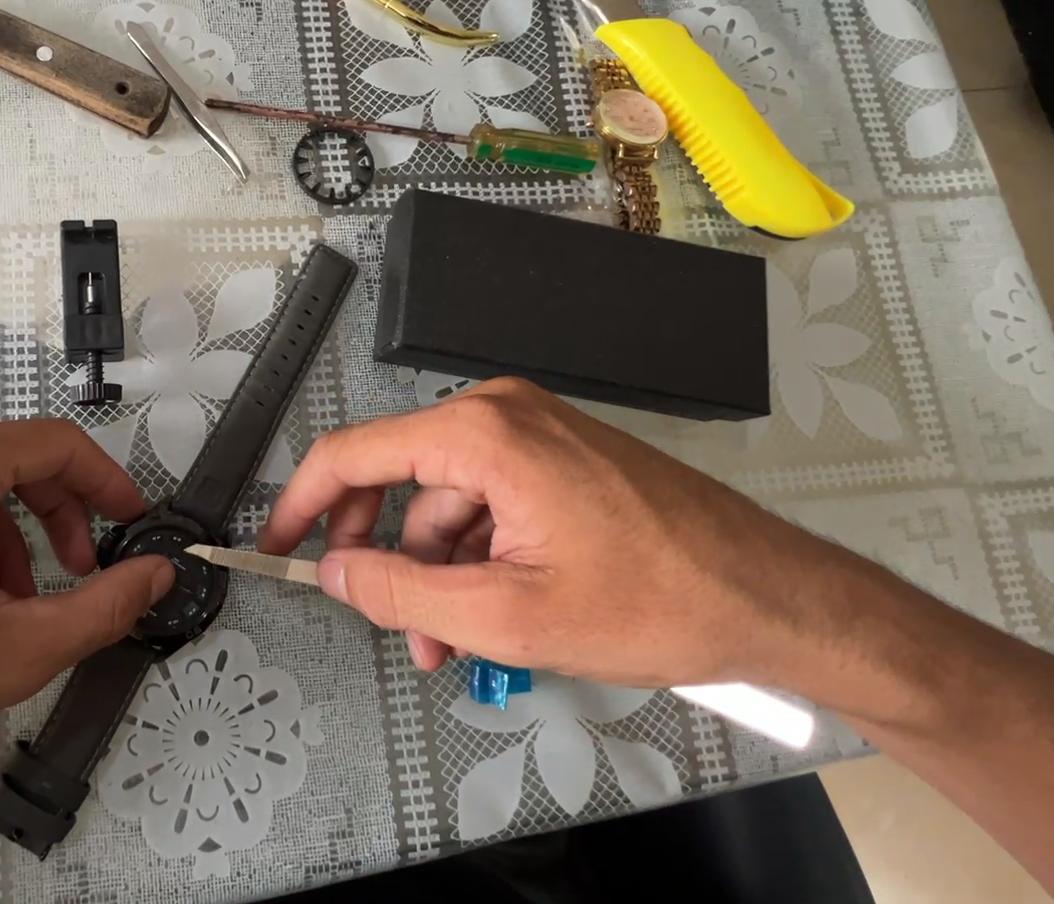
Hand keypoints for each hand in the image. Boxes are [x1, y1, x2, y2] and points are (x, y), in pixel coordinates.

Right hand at [258, 378, 864, 689]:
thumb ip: (400, 593)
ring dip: (431, 570)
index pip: (352, 454)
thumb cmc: (653, 601)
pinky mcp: (552, 455)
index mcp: (478, 432)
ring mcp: (529, 430)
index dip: (302, 503)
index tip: (276, 545)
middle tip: (377, 615)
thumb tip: (333, 574)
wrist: (777, 597)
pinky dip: (470, 555)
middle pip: (394, 477)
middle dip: (381, 555)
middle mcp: (497, 413)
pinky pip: (482, 500)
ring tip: (445, 641)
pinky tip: (483, 609)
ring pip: (440, 501)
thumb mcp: (505, 615)